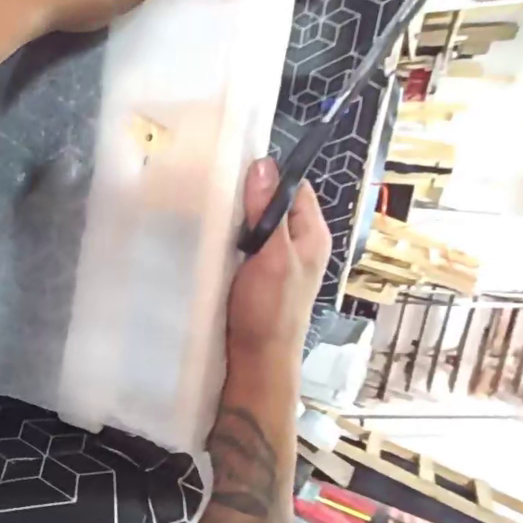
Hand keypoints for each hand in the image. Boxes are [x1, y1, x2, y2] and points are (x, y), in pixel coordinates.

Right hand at [226, 157, 328, 365]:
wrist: (256, 357)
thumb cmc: (270, 308)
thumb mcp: (273, 255)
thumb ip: (269, 211)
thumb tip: (263, 164)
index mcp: (312, 235)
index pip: (296, 188)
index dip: (271, 175)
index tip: (237, 165)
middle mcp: (297, 243)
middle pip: (275, 203)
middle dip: (249, 194)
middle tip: (216, 185)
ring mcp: (276, 258)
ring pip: (257, 222)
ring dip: (237, 216)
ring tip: (211, 205)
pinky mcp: (256, 272)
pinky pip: (245, 242)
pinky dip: (231, 235)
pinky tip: (213, 233)